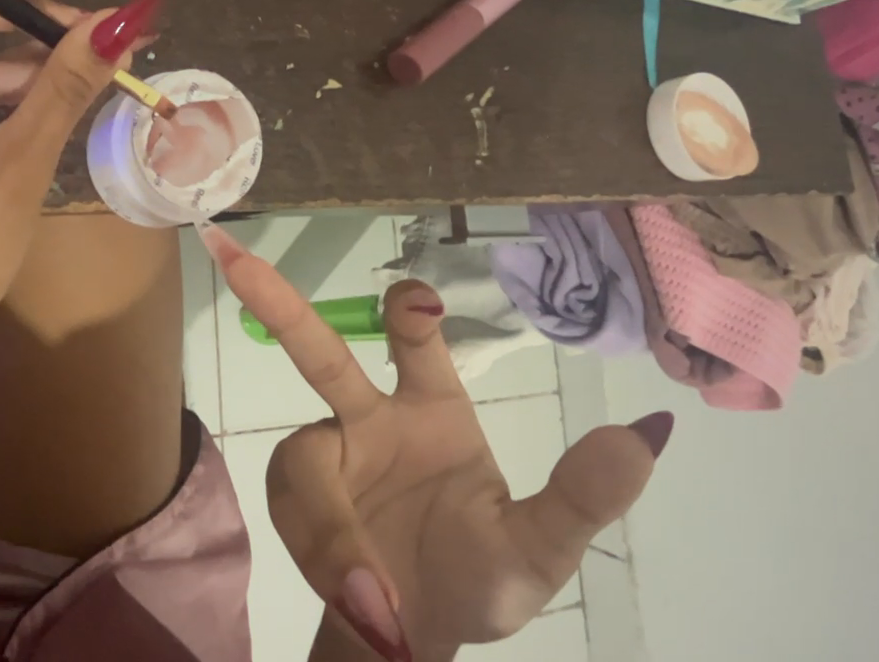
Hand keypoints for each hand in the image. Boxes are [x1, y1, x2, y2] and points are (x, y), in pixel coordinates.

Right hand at [200, 225, 667, 661]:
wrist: (412, 636)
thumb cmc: (479, 577)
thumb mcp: (540, 550)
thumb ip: (582, 496)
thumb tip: (648, 430)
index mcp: (429, 411)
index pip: (414, 341)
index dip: (409, 309)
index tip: (410, 291)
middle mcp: (365, 418)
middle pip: (315, 351)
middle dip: (274, 299)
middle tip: (230, 255)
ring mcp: (323, 457)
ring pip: (305, 466)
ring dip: (330, 530)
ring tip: (370, 599)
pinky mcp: (295, 501)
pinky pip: (298, 515)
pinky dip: (326, 556)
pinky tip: (361, 601)